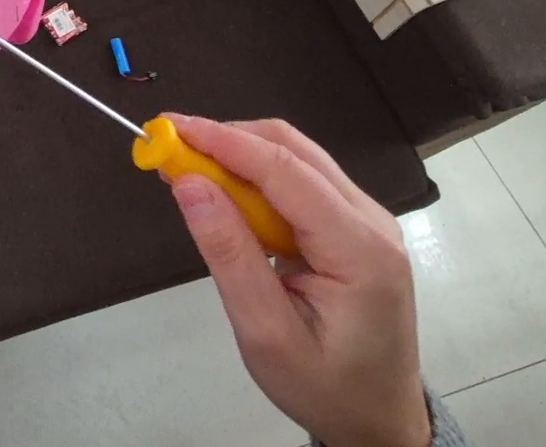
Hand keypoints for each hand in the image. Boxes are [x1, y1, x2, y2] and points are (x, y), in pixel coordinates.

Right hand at [164, 115, 430, 446]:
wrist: (378, 420)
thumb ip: (228, 253)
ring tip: (185, 166)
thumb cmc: (323, 386)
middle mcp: (371, 219)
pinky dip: (251, 170)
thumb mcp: (265, 332)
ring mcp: (366, 217)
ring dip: (236, 150)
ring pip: (294, 154)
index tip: (167, 127)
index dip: (223, 141)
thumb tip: (187, 182)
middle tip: (168, 145)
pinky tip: (221, 188)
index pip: (284, 171)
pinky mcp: (351, 221)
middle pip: (291, 148)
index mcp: (361, 250)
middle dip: (225, 137)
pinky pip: (297, 176)